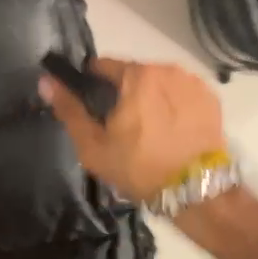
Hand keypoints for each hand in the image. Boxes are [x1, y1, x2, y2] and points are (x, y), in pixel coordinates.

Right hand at [40, 56, 227, 202]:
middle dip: (124, 93)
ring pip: (159, 83)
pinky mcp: (211, 98)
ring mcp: (192, 82)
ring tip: (150, 131)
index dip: (92, 84)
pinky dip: (174, 106)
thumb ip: (69, 109)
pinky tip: (173, 131)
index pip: (102, 65)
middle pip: (133, 73)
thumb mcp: (94, 145)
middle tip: (121, 126)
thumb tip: (46, 81)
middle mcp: (166, 68)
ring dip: (150, 98)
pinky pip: (182, 94)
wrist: (198, 193)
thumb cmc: (140, 168)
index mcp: (135, 75)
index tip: (93, 108)